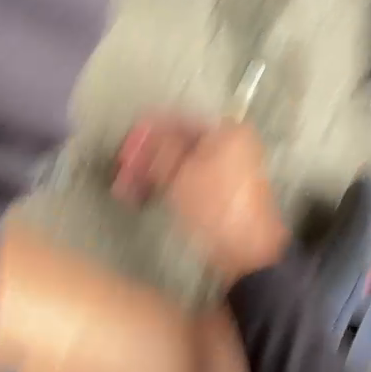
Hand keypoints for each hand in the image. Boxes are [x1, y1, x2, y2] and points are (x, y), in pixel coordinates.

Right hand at [114, 115, 289, 280]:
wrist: (247, 250)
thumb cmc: (218, 207)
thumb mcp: (181, 173)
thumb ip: (160, 148)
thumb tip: (144, 131)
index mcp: (226, 132)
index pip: (179, 121)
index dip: (149, 130)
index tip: (129, 138)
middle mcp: (230, 144)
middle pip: (179, 143)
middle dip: (147, 155)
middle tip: (123, 164)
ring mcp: (227, 169)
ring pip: (180, 163)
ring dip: (151, 172)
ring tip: (125, 184)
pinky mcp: (221, 191)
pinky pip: (188, 179)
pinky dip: (165, 184)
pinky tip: (141, 195)